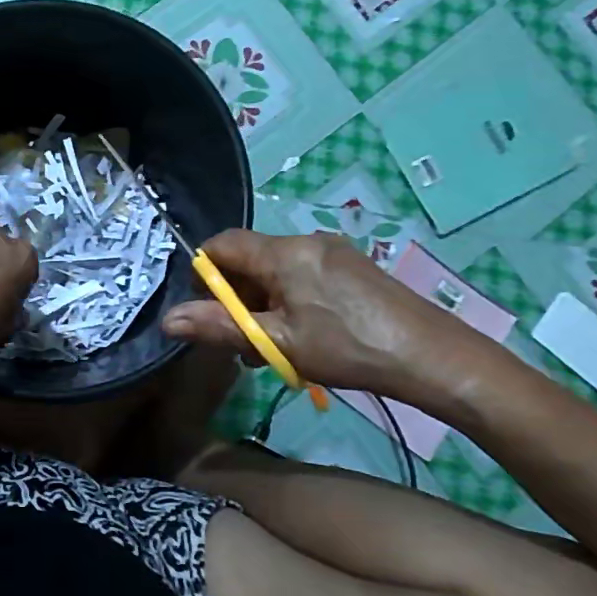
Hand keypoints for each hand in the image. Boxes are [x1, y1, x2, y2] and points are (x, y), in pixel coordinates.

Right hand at [161, 230, 466, 395]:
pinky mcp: (352, 267)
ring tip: (275, 349)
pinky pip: (304, 276)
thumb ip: (221, 327)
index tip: (206, 311)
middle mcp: (306, 241)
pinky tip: (305, 336)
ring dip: (264, 306)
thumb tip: (168, 320)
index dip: (204, 273)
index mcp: (284, 252)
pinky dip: (290, 301)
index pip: (223, 244)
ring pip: (277, 271)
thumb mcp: (278, 342)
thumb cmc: (347, 347)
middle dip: (238, 299)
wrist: (428, 354)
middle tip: (244, 344)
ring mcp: (333, 252)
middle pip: (251, 259)